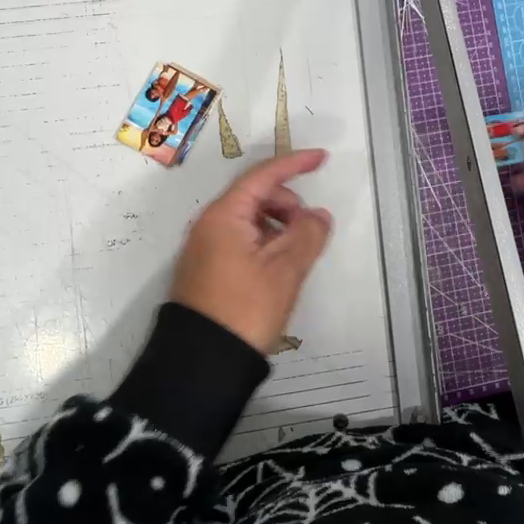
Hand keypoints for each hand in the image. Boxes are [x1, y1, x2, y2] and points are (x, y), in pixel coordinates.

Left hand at [170, 150, 333, 353]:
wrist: (201, 365)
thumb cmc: (245, 309)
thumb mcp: (285, 270)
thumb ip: (307, 234)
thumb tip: (318, 214)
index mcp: (224, 215)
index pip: (263, 176)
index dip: (294, 164)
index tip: (322, 158)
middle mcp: (208, 224)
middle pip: (254, 195)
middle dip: (286, 202)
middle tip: (308, 226)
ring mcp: (204, 248)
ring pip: (248, 219)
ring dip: (277, 224)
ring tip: (295, 251)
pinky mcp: (206, 270)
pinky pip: (240, 239)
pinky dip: (264, 240)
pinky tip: (277, 266)